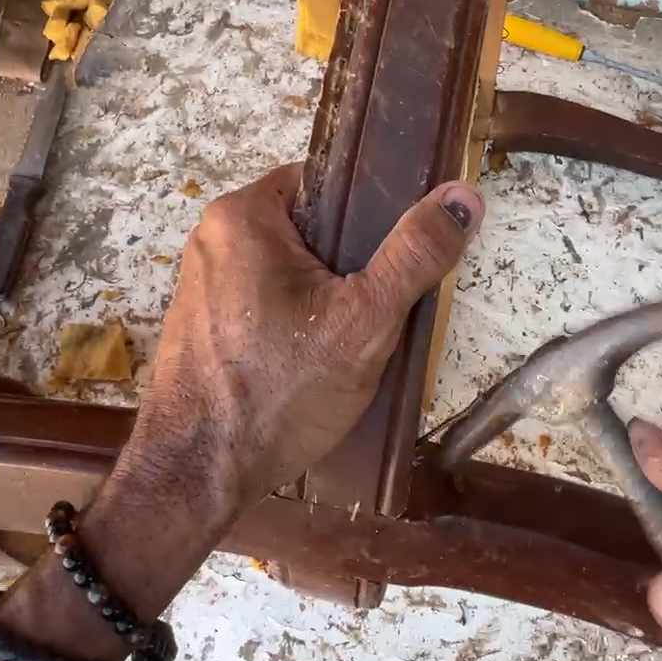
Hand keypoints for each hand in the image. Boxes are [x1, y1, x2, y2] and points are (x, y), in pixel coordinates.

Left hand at [136, 163, 483, 510]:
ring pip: (289, 268)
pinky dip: (295, 319)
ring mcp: (202, 283)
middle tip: (383, 304)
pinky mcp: (203, 324)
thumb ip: (416, 255)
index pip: (325, 182)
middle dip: (351, 262)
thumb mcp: (365, 320)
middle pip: (309, 228)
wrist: (198, 478)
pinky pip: (264, 300)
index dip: (370, 211)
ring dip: (326, 294)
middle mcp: (213, 238)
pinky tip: (315, 358)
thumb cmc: (279, 391)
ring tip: (356, 335)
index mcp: (242, 215)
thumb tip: (463, 197)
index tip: (396, 250)